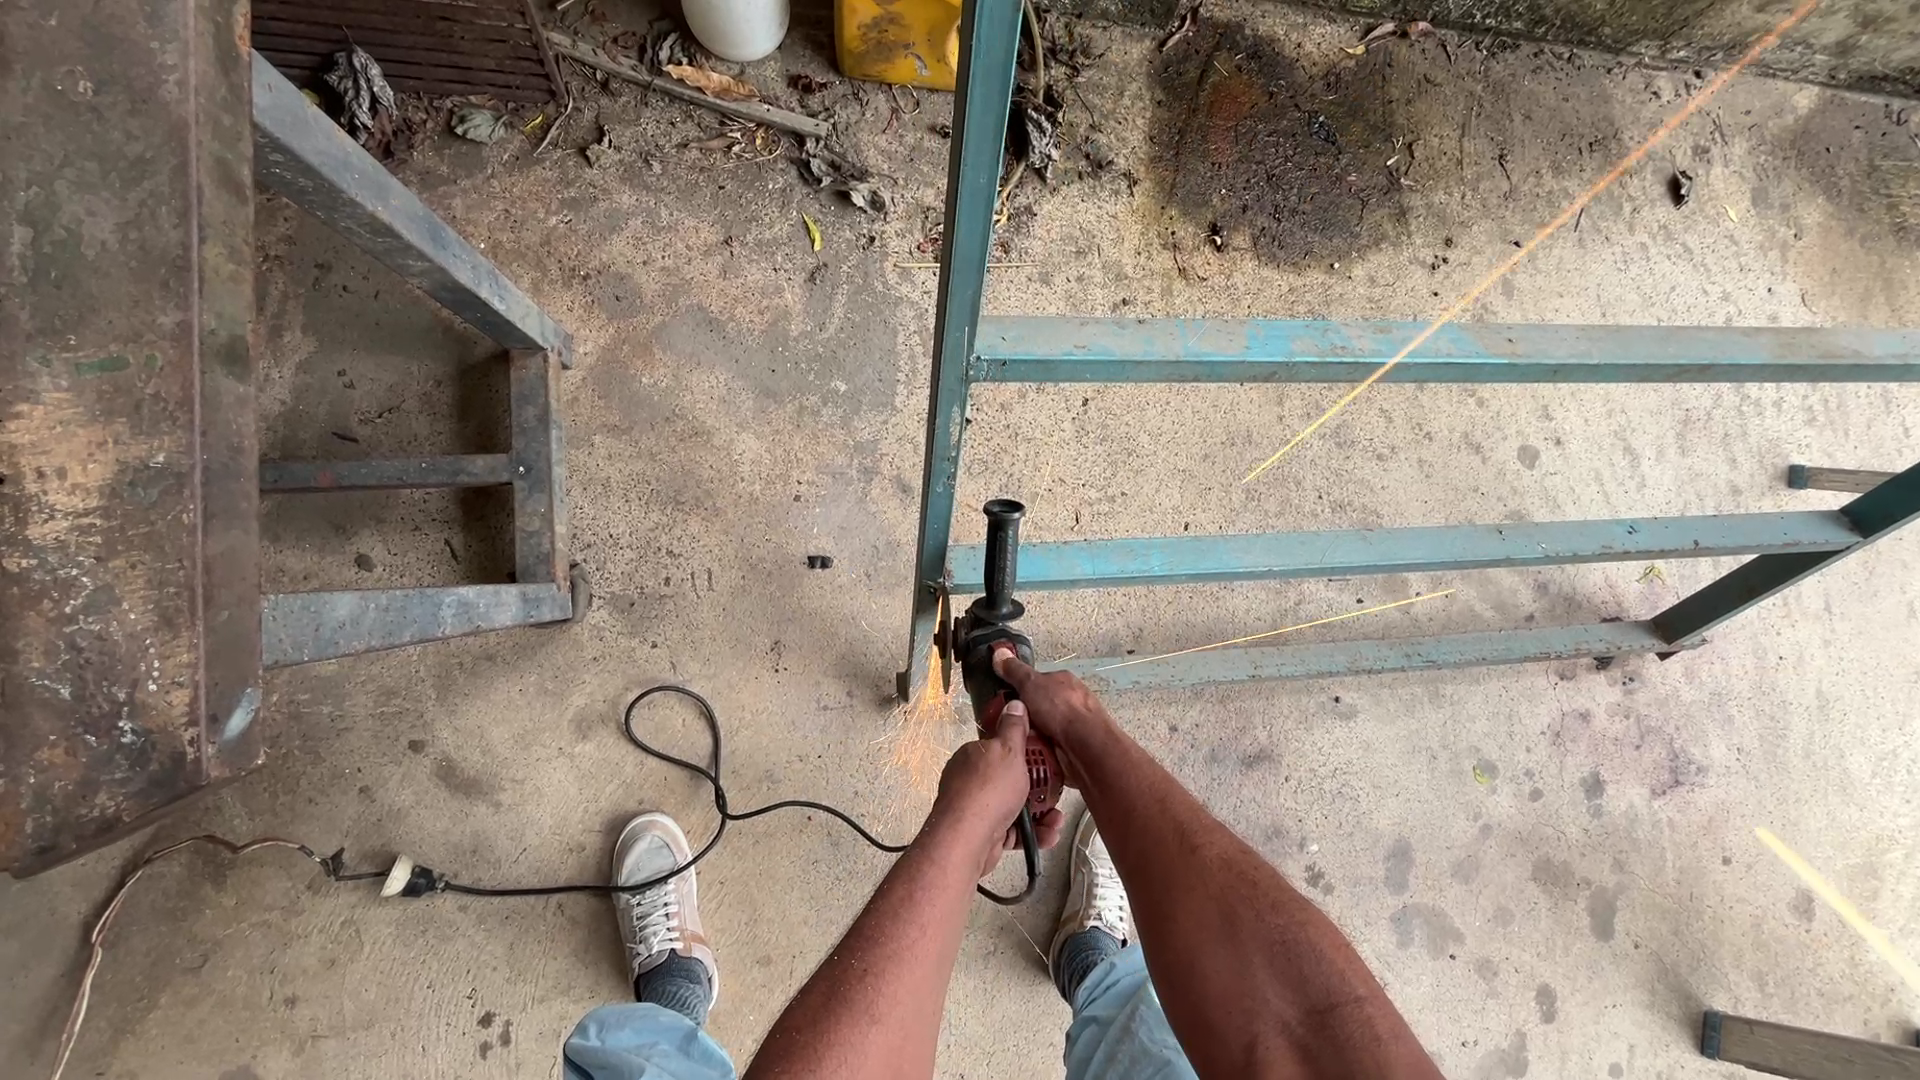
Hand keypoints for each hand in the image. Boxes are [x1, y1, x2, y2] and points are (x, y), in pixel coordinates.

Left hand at [933, 700, 1064, 876]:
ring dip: (1041, 813)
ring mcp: (979, 809)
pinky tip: (1048, 835)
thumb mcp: (1008, 750)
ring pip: (1017, 807)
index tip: (1045, 758)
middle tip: (1056, 792)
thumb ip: (1013, 728)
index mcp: (975, 755)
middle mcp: (973, 780)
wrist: (969, 839)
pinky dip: (1033, 833)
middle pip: (1012, 779)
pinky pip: (1015, 830)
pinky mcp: (987, 834)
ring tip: (1056, 820)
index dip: (1025, 752)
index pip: (1002, 748)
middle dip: (1038, 787)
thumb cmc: (987, 790)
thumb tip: (1014, 704)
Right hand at [990, 647, 1119, 788]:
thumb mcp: (1031, 684)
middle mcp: (1069, 701)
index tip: (1004, 701)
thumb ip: (1014, 670)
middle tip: (1009, 724)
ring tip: (1018, 740)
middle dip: (1023, 716)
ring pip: (1041, 729)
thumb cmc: (1063, 710)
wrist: (1086, 746)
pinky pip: (1047, 746)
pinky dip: (1038, 750)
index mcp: (1062, 681)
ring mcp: (1071, 725)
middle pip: (1036, 707)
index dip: (1018, 691)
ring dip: (1029, 735)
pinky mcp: (1072, 746)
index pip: (1035, 681)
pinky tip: (1030, 752)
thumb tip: (1000, 653)